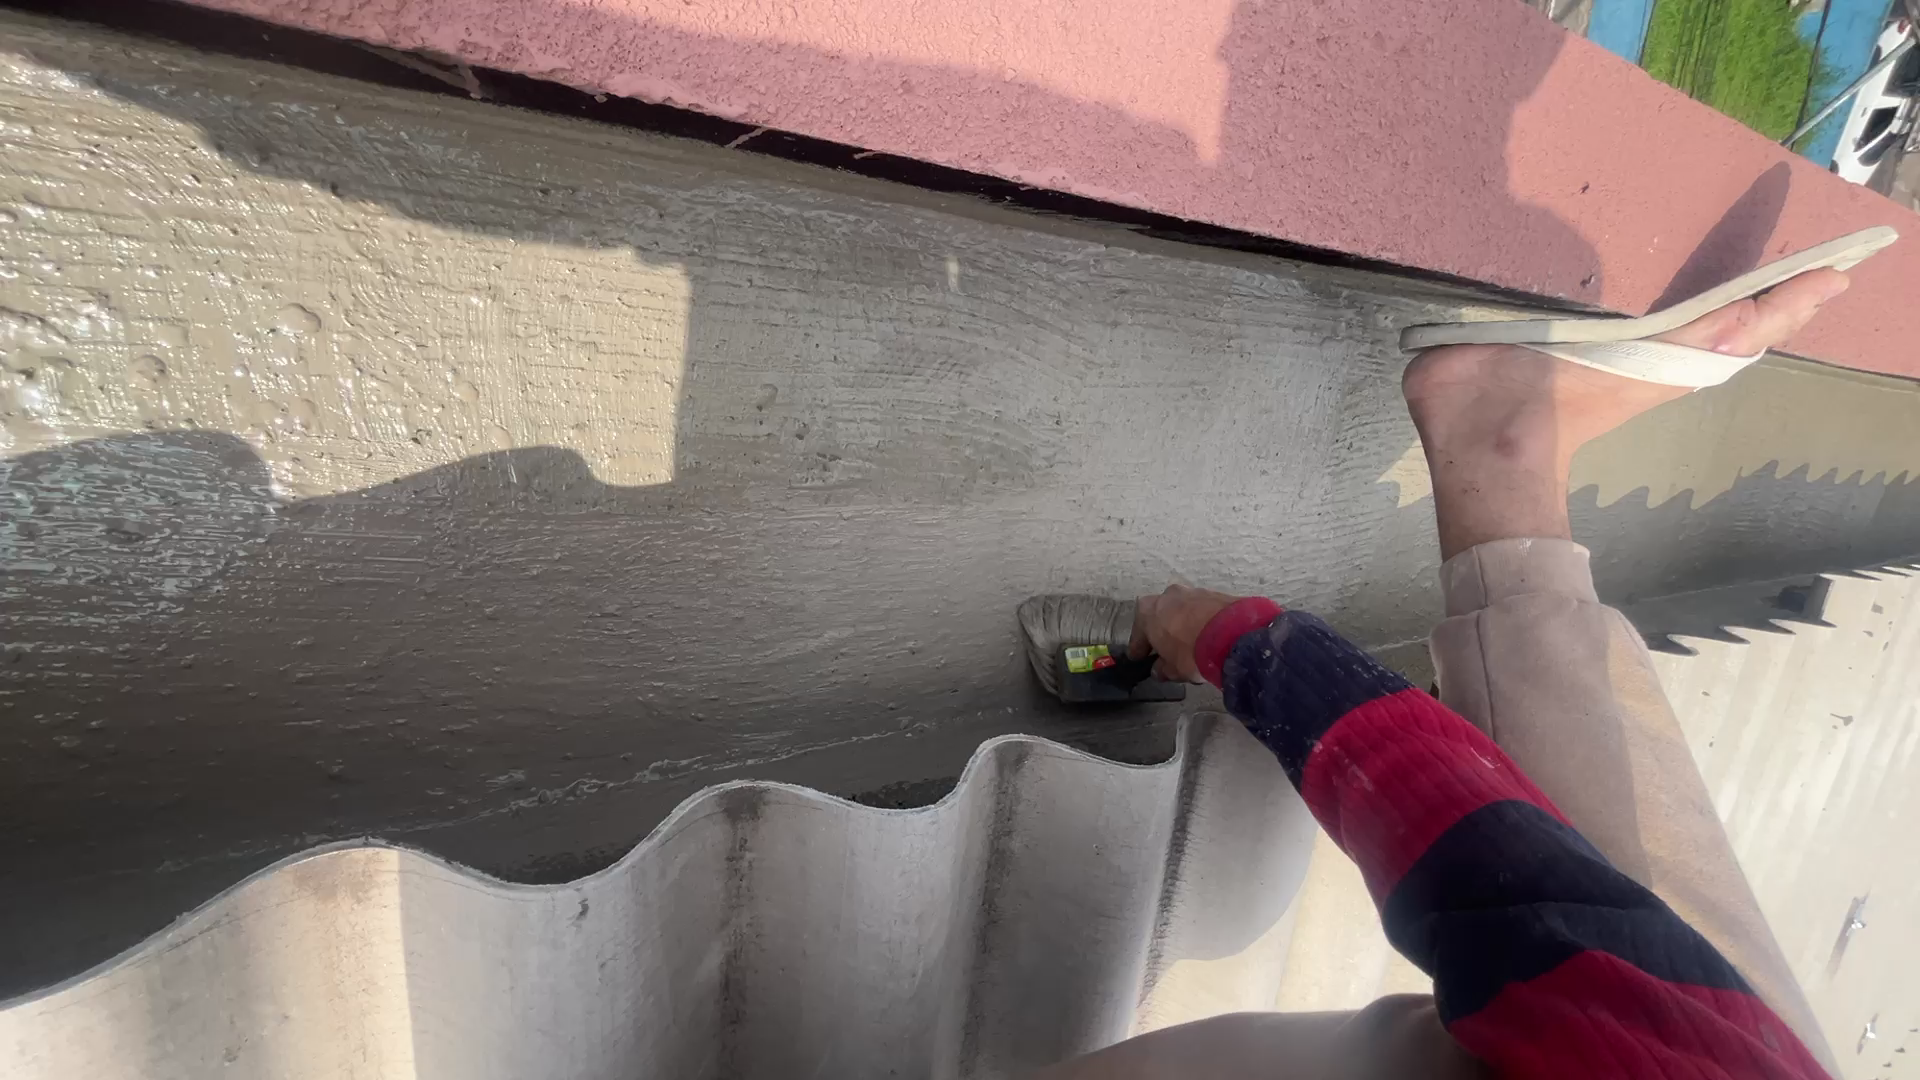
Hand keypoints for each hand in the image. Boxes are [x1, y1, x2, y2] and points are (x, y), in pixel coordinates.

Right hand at [1129, 583, 1237, 681]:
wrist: (1232, 634)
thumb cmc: (1191, 651)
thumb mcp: (1174, 669)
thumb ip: (1163, 669)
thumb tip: (1159, 670)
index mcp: (1147, 612)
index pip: (1138, 634)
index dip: (1139, 648)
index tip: (1140, 657)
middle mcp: (1166, 596)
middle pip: (1160, 616)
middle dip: (1163, 631)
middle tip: (1167, 649)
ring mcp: (1191, 592)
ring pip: (1182, 611)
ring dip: (1183, 624)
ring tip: (1192, 642)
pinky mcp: (1215, 593)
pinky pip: (1203, 610)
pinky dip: (1202, 621)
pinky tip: (1208, 635)